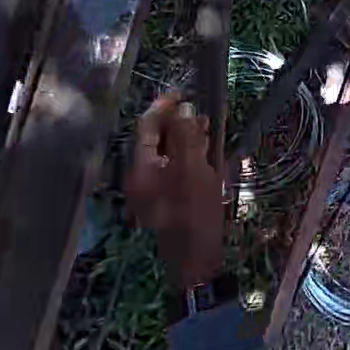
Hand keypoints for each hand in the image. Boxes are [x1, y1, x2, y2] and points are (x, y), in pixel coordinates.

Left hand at [124, 94, 223, 284]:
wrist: (197, 257)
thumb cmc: (194, 211)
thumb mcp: (193, 168)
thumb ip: (187, 136)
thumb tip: (185, 108)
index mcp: (141, 169)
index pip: (147, 128)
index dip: (164, 107)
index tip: (183, 92)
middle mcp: (141, 178)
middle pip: (156, 140)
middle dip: (178, 122)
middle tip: (202, 113)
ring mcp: (153, 191)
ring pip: (167, 154)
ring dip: (186, 139)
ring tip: (208, 130)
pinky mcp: (167, 200)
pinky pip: (175, 169)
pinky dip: (189, 157)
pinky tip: (207, 155)